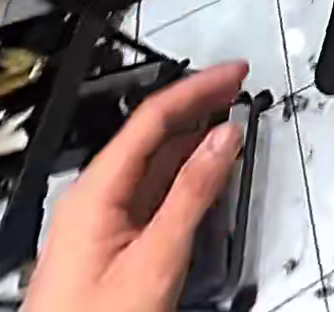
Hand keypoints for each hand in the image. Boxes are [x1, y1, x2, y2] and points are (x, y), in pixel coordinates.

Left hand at [26, 61, 248, 311]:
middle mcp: (95, 195)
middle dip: (198, 102)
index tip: (233, 73)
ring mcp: (103, 219)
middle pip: (153, 130)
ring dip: (195, 133)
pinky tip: (208, 166)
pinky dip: (186, 168)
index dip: (197, 87)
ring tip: (231, 115)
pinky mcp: (113, 241)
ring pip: (155, 159)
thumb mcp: (154, 260)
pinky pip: (154, 187)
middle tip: (238, 84)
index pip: (153, 116)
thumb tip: (225, 136)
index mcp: (96, 189)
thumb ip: (193, 193)